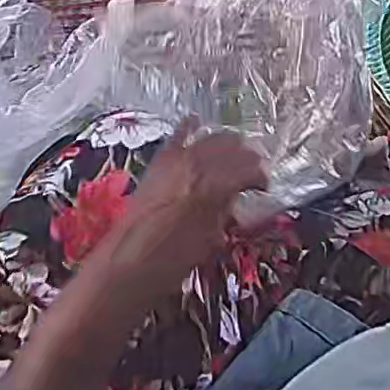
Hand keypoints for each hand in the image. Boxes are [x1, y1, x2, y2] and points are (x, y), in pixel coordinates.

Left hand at [107, 119, 265, 289]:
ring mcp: (177, 158)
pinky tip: (198, 123)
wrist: (126, 266)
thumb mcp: (212, 238)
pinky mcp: (160, 161)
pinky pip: (179, 134)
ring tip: (233, 159)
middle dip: (249, 159)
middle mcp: (198, 163)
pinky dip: (191, 128)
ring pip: (213, 136)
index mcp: (215, 185)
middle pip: (235, 146)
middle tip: (253, 174)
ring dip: (227, 145)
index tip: (263, 188)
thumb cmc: (172, 261)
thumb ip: (226, 210)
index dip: (262, 177)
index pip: (251, 168)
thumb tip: (235, 197)